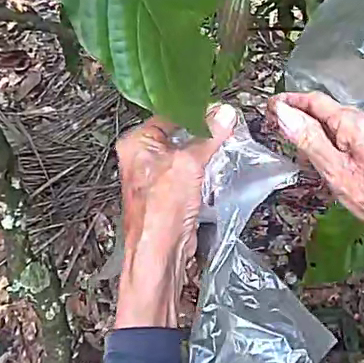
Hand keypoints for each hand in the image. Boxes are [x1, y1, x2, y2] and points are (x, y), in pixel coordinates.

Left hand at [114, 105, 236, 326]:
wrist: (159, 253)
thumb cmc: (160, 211)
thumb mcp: (189, 162)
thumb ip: (209, 136)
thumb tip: (226, 114)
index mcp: (136, 143)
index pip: (170, 114)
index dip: (196, 110)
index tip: (221, 109)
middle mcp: (142, 158)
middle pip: (179, 133)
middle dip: (203, 131)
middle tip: (227, 125)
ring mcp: (156, 177)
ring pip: (186, 153)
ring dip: (205, 151)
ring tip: (226, 144)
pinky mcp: (170, 194)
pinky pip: (190, 173)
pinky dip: (205, 169)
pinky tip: (218, 167)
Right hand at [267, 92, 363, 291]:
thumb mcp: (335, 170)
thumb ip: (308, 139)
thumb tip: (283, 112)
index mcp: (352, 123)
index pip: (315, 101)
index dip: (290, 101)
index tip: (268, 106)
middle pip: (325, 110)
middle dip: (298, 113)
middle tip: (274, 124)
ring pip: (334, 124)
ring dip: (311, 127)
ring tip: (289, 139)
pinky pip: (343, 137)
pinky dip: (325, 140)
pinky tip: (317, 156)